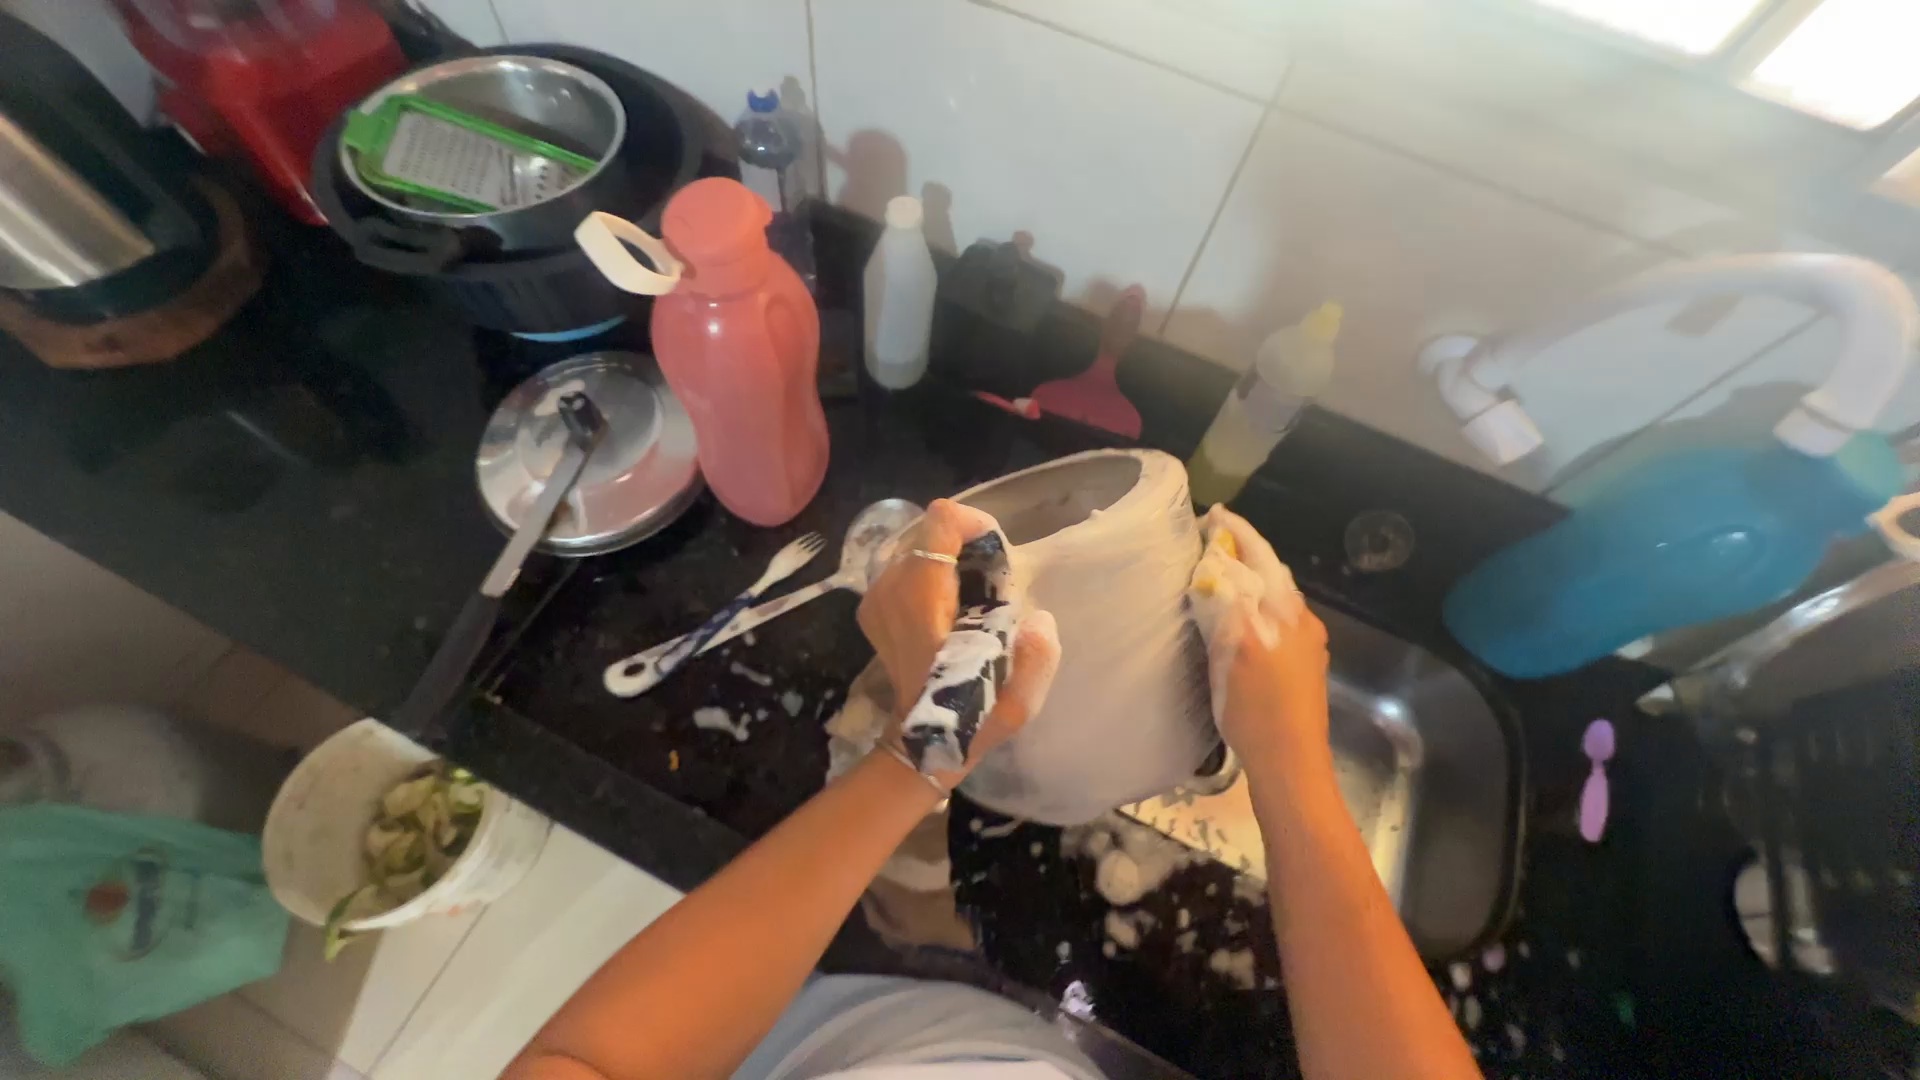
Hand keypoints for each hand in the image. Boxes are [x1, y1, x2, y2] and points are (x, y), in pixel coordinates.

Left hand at [857, 499, 1059, 786]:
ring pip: (917, 545)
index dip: (975, 525)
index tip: (998, 555)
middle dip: (965, 544)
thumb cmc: (971, 719)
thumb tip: (1038, 620)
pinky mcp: (871, 605)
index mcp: (923, 602)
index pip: (940, 522)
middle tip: (990, 582)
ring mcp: (875, 596)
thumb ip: (1036, 659)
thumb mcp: (1017, 703)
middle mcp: (891, 589)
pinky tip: (948, 606)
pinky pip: (905, 564)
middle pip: (930, 530)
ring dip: (948, 558)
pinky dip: (930, 572)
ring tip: (970, 596)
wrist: (919, 744)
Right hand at [1187, 506, 1331, 781]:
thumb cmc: (1258, 709)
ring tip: (1217, 572)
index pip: (1263, 558)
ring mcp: (1304, 645)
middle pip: (1270, 575)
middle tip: (1210, 541)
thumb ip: (1229, 607)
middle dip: (1243, 554)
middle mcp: (1301, 622)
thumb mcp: (1236, 653)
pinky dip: (1251, 605)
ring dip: (1247, 579)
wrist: (1290, 763)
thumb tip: (1217, 569)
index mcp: (1287, 614)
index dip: (1239, 534)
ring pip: (1272, 598)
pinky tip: (1234, 616)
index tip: (1216, 514)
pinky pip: (1273, 620)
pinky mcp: (1299, 666)